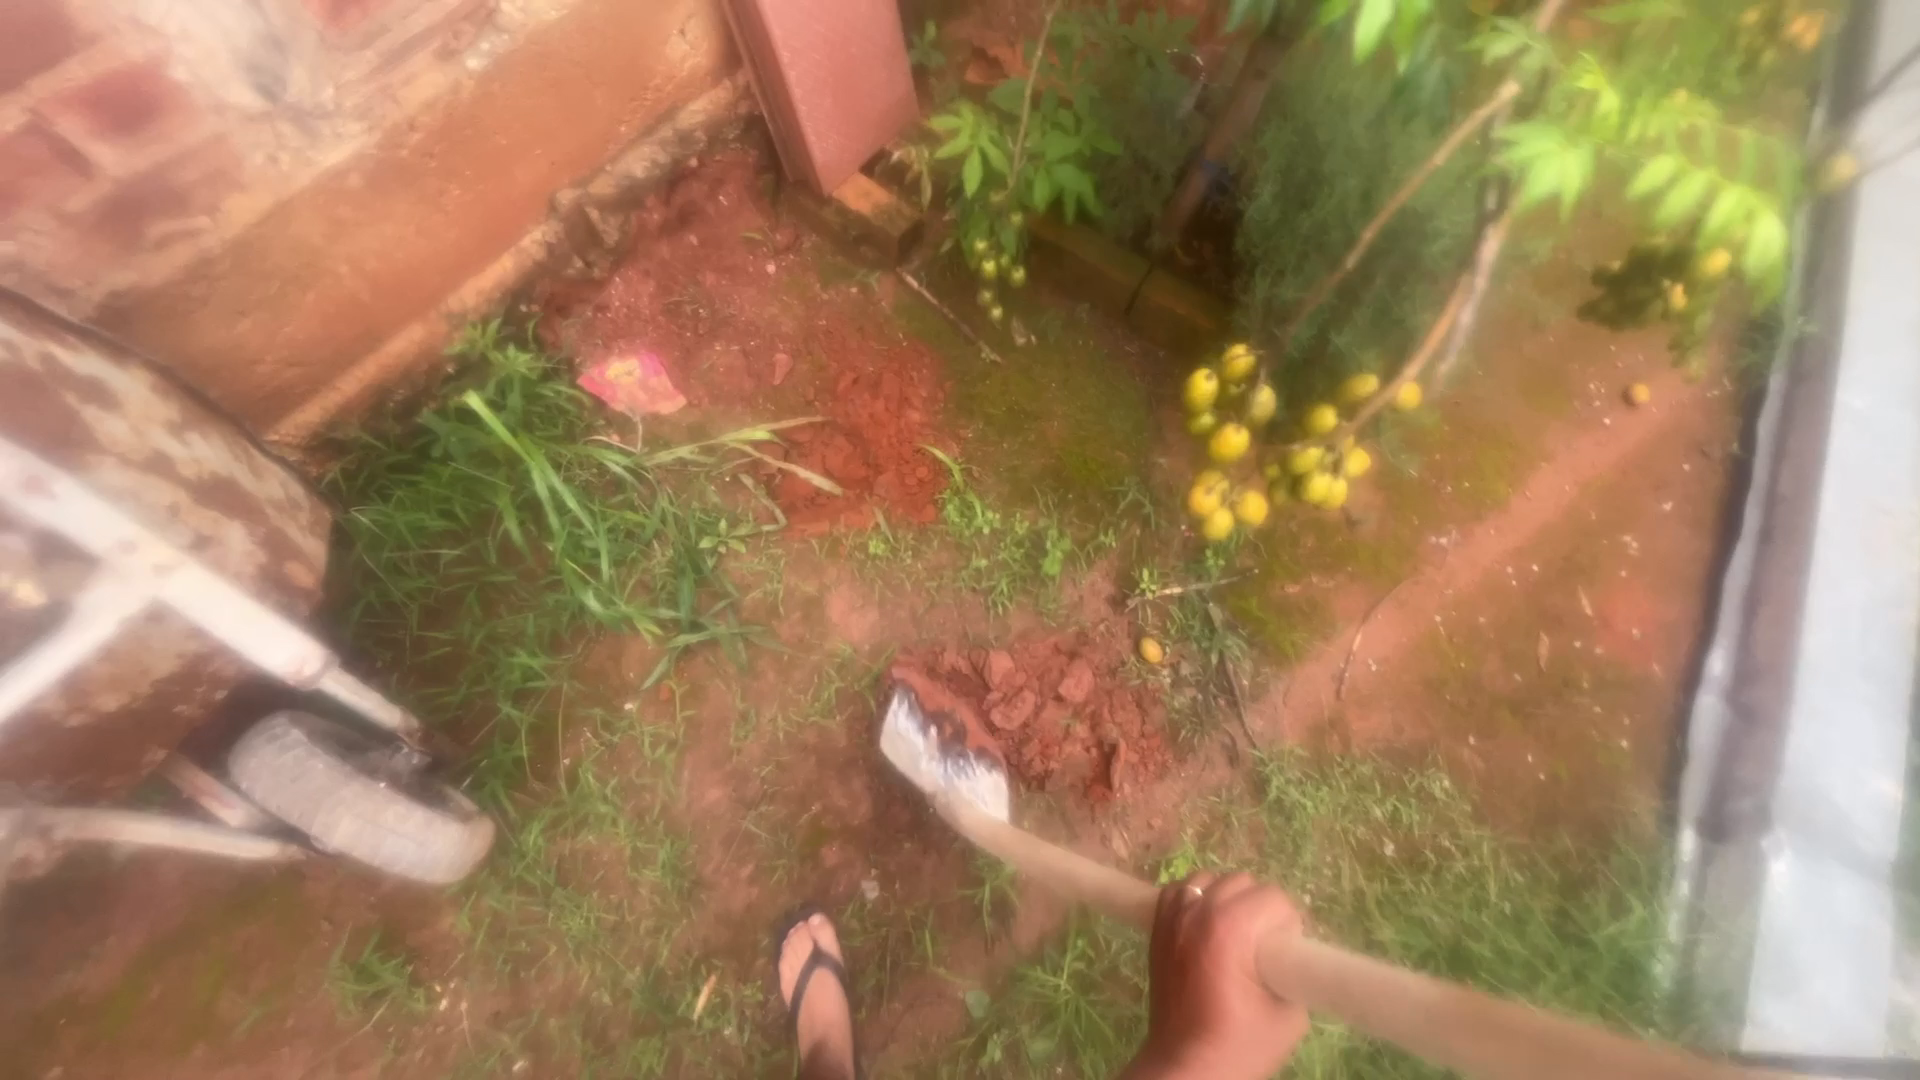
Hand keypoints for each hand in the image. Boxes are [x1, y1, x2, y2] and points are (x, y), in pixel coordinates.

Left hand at [1122, 871, 1309, 1079]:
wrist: (1186, 1066)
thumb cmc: (1239, 1047)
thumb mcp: (1289, 1017)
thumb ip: (1292, 975)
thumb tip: (1288, 955)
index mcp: (1230, 928)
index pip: (1272, 897)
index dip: (1288, 923)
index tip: (1287, 951)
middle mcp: (1197, 911)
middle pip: (1241, 882)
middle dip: (1261, 908)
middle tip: (1265, 946)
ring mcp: (1173, 915)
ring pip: (1208, 879)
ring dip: (1227, 898)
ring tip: (1236, 934)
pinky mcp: (1157, 925)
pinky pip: (1179, 889)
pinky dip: (1195, 898)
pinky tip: (1206, 925)